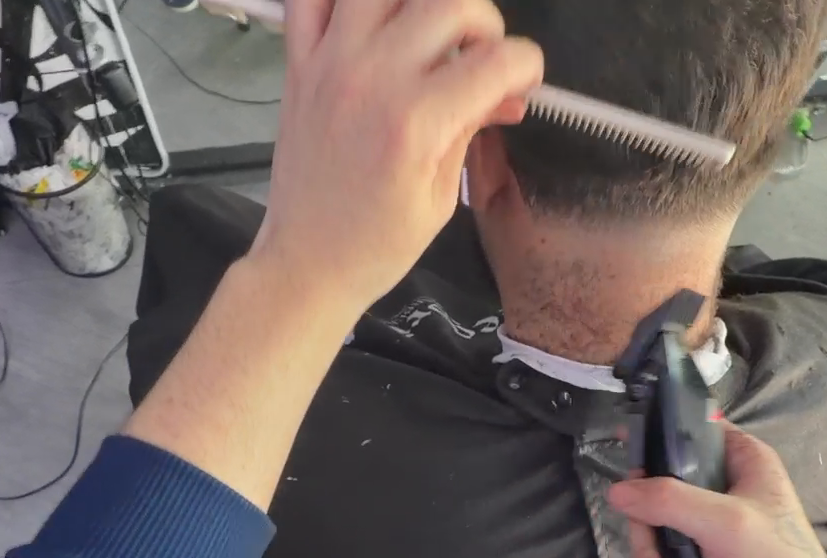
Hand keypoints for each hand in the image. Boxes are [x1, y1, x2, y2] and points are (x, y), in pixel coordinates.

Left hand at [251, 0, 542, 314]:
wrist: (308, 263)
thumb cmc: (377, 248)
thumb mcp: (440, 201)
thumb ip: (470, 133)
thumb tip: (506, 96)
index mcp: (417, 125)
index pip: (493, 62)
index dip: (525, 64)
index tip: (527, 79)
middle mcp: (374, 78)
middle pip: (450, 2)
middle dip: (486, 23)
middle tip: (485, 59)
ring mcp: (331, 63)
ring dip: (424, 0)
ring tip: (433, 32)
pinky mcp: (299, 63)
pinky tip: (373, 23)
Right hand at [607, 425, 826, 557]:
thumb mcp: (724, 524)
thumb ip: (669, 501)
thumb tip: (615, 491)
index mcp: (740, 458)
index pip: (689, 431)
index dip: (654, 438)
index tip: (622, 446)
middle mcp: (720, 483)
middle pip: (658, 486)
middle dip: (647, 531)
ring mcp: (705, 520)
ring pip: (654, 524)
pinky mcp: (696, 553)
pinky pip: (660, 553)